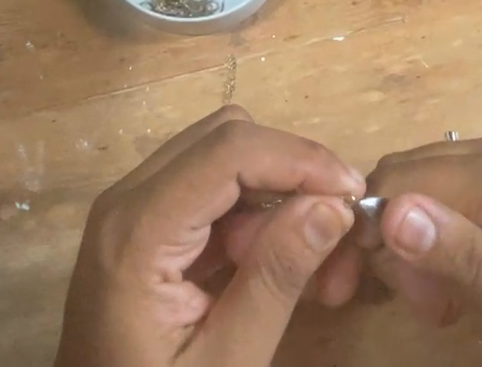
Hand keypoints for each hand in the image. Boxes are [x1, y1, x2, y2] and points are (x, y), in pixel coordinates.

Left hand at [56, 105, 365, 366]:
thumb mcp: (225, 363)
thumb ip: (276, 278)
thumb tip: (333, 204)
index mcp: (137, 230)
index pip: (227, 150)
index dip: (298, 158)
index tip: (353, 192)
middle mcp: (127, 198)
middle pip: (224, 138)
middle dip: (290, 172)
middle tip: (340, 229)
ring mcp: (131, 206)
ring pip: (220, 156)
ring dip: (276, 193)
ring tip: (318, 262)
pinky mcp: (142, 221)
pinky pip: (208, 189)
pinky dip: (252, 214)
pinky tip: (281, 262)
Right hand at [319, 132, 481, 366]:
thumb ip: (470, 264)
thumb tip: (389, 212)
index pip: (400, 179)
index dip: (366, 231)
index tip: (355, 294)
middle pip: (414, 169)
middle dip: (392, 231)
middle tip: (416, 308)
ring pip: (439, 175)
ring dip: (422, 231)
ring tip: (445, 302)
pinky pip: (473, 182)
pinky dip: (455, 224)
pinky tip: (477, 275)